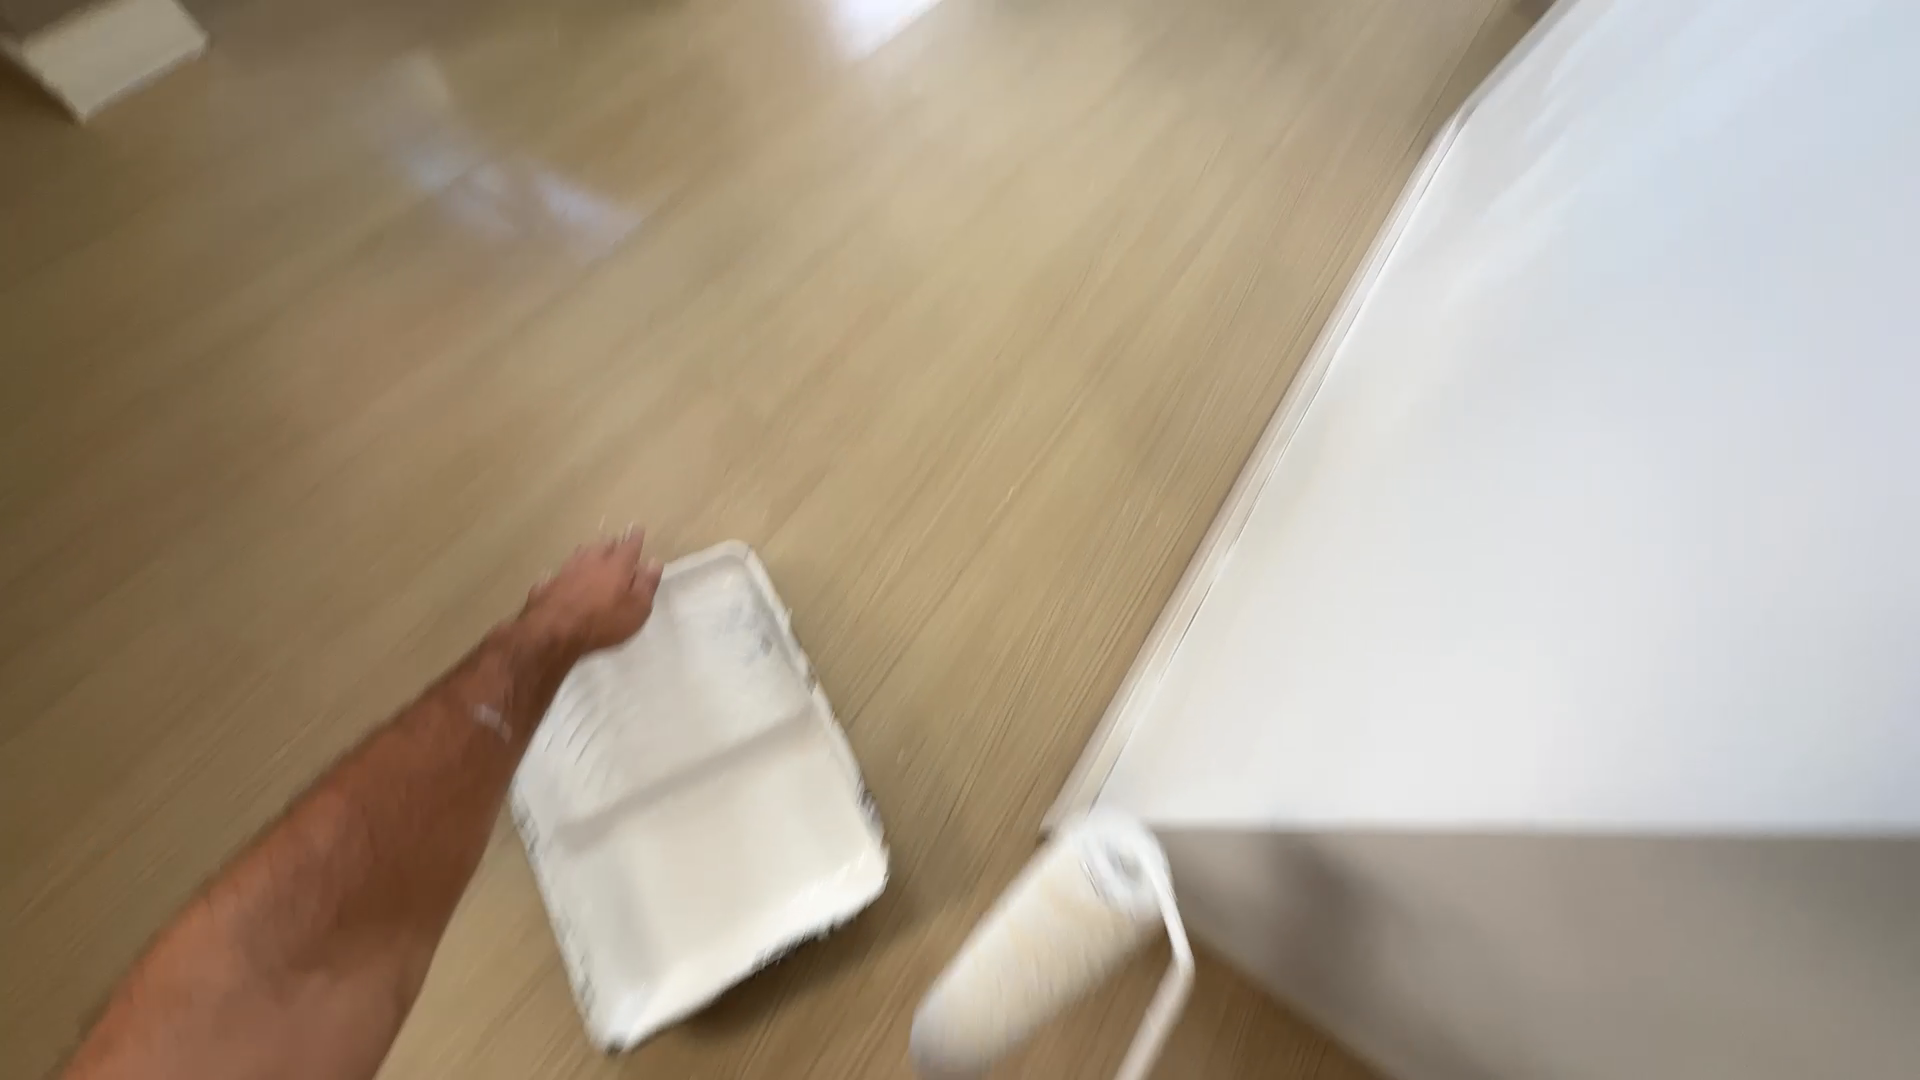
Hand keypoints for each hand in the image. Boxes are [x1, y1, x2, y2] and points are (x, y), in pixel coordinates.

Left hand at [522, 531, 663, 657]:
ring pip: (580, 554)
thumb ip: (647, 584)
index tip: (637, 527)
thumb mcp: (637, 608)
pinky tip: (562, 572)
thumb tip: (654, 561)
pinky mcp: (549, 584)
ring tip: (592, 549)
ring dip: (589, 551)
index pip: (629, 546)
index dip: (635, 537)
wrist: (553, 632)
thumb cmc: (604, 622)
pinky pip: (560, 571)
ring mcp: (567, 571)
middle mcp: (592, 562)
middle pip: (603, 546)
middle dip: (611, 542)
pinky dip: (566, 570)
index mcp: (617, 566)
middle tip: (616, 540)